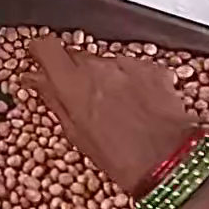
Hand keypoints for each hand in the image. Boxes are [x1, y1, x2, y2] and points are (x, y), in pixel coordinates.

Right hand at [27, 35, 198, 192]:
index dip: (40, 51)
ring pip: (106, 63)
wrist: (171, 160)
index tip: (38, 57)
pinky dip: (130, 82)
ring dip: (105, 79)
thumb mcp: (77, 135)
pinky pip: (132, 68)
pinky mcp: (152, 68)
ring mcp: (128, 65)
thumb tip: (37, 80)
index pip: (46, 47)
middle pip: (76, 55)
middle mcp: (99, 67)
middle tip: (81, 99)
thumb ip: (55, 100)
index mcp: (73, 84)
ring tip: (114, 110)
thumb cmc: (121, 158)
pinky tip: (136, 107)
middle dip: (74, 72)